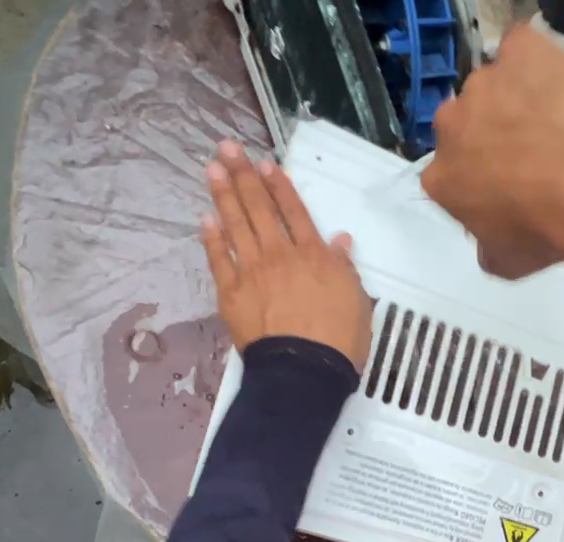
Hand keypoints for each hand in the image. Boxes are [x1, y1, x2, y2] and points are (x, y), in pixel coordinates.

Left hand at [202, 141, 373, 368]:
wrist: (304, 370)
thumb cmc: (339, 340)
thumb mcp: (356, 301)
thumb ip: (344, 268)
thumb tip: (340, 241)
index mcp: (314, 255)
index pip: (294, 212)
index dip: (279, 186)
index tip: (266, 164)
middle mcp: (280, 255)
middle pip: (259, 209)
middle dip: (242, 176)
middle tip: (227, 149)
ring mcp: (251, 272)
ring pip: (236, 225)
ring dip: (223, 195)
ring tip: (212, 170)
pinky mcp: (231, 294)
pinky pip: (219, 259)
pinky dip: (213, 238)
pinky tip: (207, 220)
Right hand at [421, 24, 563, 278]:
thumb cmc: (547, 232)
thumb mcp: (506, 262)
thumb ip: (484, 244)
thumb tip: (486, 237)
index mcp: (441, 178)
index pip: (448, 176)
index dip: (476, 182)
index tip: (502, 190)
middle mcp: (451, 125)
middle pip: (465, 127)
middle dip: (489, 140)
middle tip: (529, 159)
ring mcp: (485, 82)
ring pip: (494, 90)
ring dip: (514, 104)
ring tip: (554, 127)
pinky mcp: (520, 50)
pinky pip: (522, 52)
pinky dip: (537, 67)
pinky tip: (561, 93)